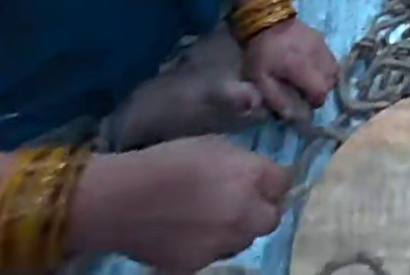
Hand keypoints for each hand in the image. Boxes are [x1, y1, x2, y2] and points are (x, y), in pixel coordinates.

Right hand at [72, 138, 290, 270]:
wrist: (126, 198)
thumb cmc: (172, 159)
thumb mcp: (217, 145)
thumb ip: (244, 163)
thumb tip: (257, 175)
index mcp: (250, 177)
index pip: (284, 181)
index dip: (278, 178)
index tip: (269, 175)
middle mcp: (244, 213)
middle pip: (273, 217)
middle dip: (266, 206)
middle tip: (250, 197)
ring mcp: (222, 244)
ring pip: (247, 238)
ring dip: (243, 225)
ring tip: (221, 212)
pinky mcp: (199, 265)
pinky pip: (220, 253)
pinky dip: (216, 241)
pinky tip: (198, 228)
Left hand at [241, 18, 337, 117]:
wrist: (266, 19)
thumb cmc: (261, 53)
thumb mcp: (261, 80)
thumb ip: (277, 100)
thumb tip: (294, 116)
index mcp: (301, 67)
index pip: (321, 90)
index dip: (315, 101)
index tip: (304, 102)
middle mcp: (316, 55)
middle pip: (331, 81)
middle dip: (321, 90)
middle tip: (306, 91)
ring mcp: (321, 44)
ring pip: (334, 68)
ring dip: (325, 78)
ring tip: (310, 79)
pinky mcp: (321, 37)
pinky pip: (330, 56)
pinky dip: (324, 65)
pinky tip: (310, 65)